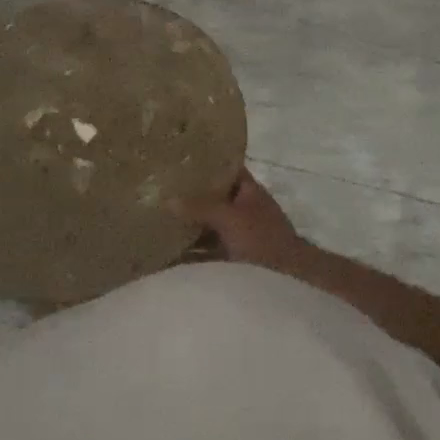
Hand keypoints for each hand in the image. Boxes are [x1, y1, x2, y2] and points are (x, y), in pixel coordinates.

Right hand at [171, 168, 311, 272]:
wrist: (285, 278)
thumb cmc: (262, 239)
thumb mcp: (231, 218)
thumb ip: (201, 207)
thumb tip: (167, 200)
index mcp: (249, 191)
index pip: (226, 169)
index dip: (206, 163)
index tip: (178, 161)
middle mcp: (243, 209)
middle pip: (213, 198)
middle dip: (189, 197)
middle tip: (157, 192)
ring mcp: (237, 235)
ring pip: (207, 225)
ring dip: (186, 225)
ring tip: (154, 219)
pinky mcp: (230, 259)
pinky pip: (204, 251)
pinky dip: (188, 251)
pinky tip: (165, 252)